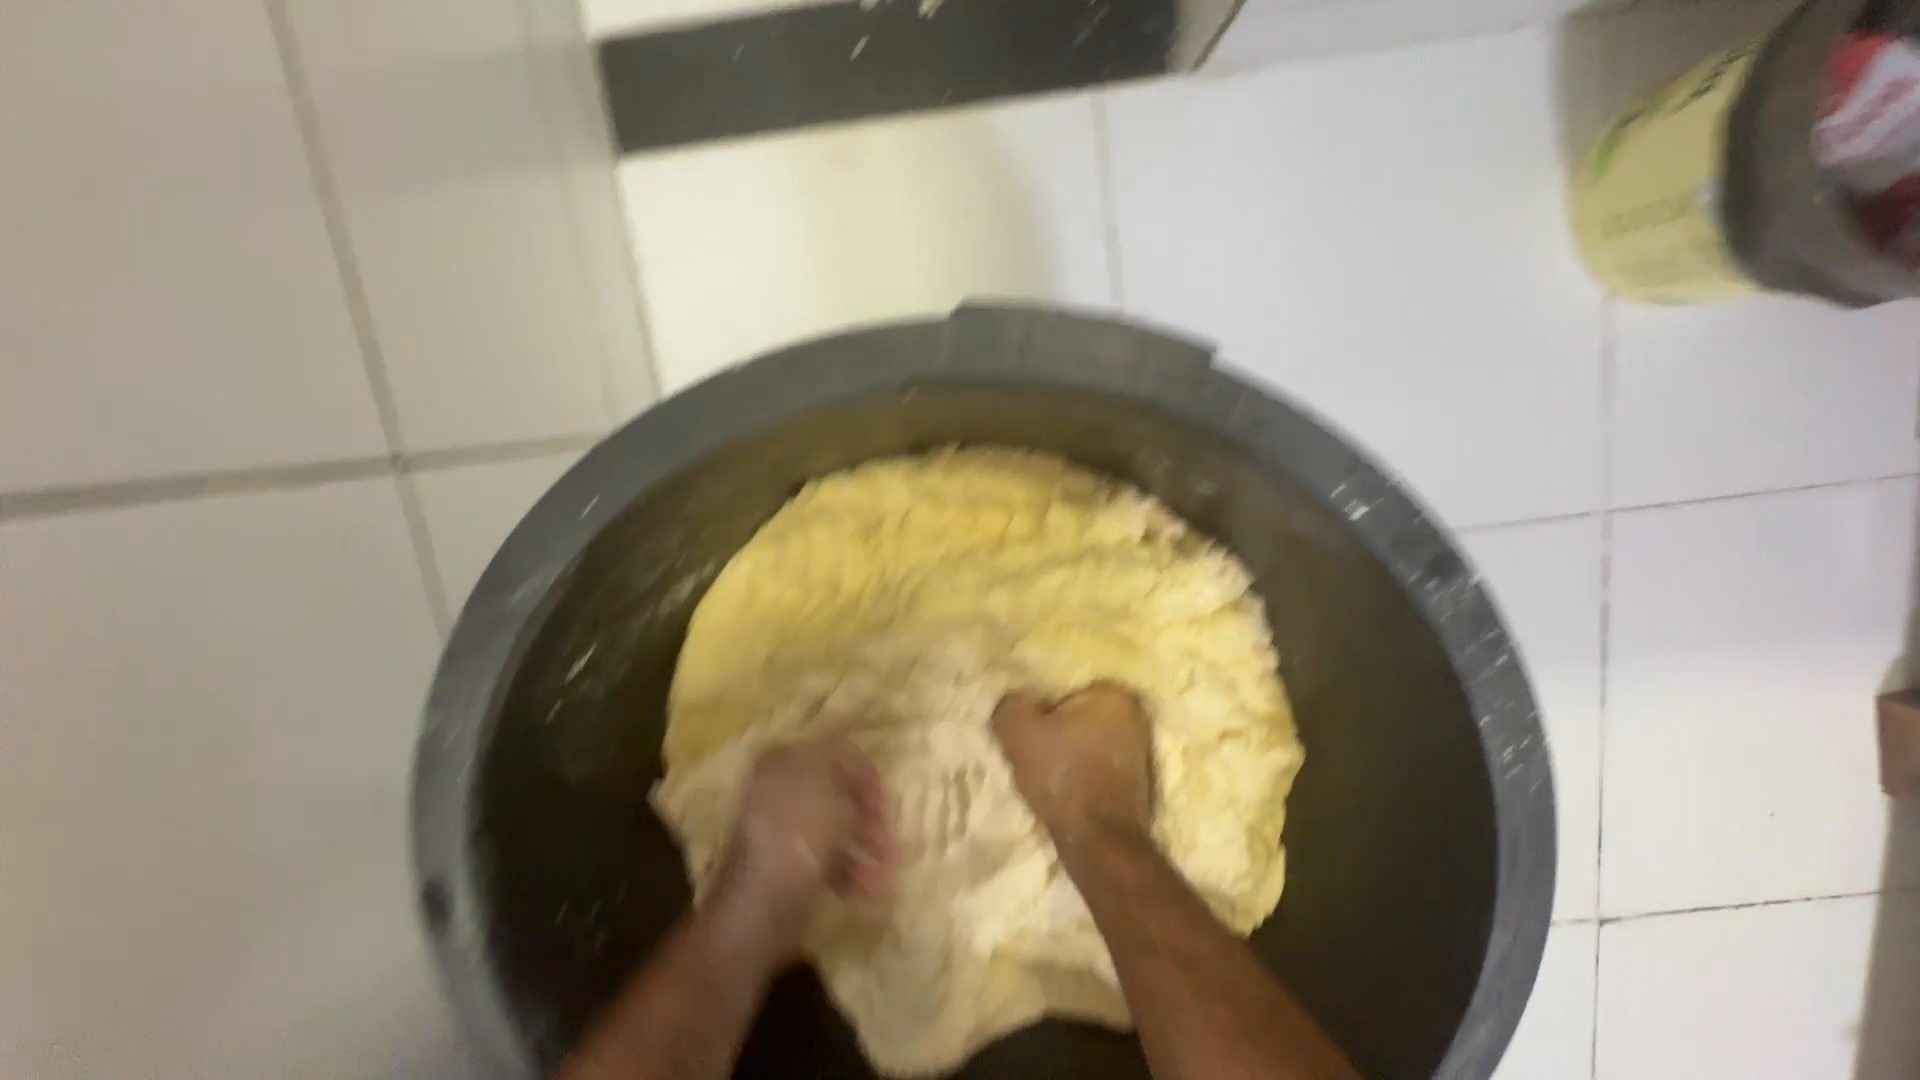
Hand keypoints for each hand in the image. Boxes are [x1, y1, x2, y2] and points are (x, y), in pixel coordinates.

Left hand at [707, 737, 893, 959]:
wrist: (761, 908)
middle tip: (890, 841)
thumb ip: (841, 754)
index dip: (866, 772)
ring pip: (840, 829)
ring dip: (868, 850)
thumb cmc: (797, 836)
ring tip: (884, 876)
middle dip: (872, 818)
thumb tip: (852, 732)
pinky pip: (830, 859)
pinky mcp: (792, 866)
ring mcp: (786, 831)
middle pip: (842, 792)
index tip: (887, 799)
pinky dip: (851, 872)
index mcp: (785, 763)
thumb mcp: (825, 782)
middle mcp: (782, 791)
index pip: (837, 751)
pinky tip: (867, 891)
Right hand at [991, 681, 1154, 849]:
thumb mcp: (1018, 730)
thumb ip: (1011, 703)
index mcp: (1114, 693)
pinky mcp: (1140, 782)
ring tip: (1046, 773)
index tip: (1028, 728)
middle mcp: (1137, 716)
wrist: (1098, 840)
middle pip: (1078, 714)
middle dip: (1057, 729)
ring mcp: (1142, 750)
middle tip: (1033, 749)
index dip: (1040, 707)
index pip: (1066, 688)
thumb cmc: (1062, 775)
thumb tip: (1018, 703)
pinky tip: (1065, 789)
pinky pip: (1098, 765)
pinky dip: (1082, 773)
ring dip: (1069, 753)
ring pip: (1088, 741)